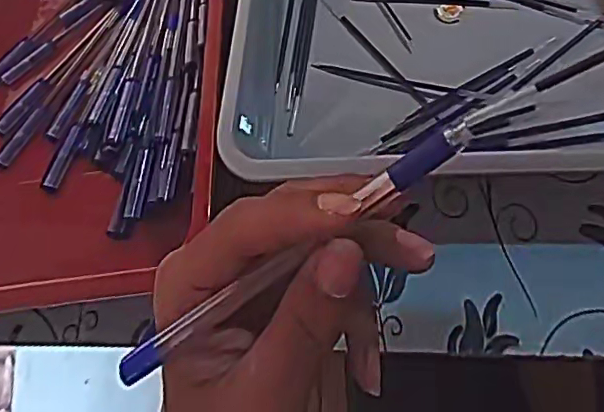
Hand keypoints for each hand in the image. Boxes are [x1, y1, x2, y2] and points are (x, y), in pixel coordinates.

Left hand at [153, 176, 435, 410]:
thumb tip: (342, 253)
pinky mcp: (297, 290)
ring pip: (324, 232)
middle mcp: (228, 266)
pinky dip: (365, 299)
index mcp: (193, 282)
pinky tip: (366, 352)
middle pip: (292, 216)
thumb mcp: (262, 394)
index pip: (245, 225)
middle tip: (398, 216)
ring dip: (371, 249)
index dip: (301, 212)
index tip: (353, 210)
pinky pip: (340, 266)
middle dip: (352, 219)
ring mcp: (265, 275)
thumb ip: (301, 325)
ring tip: (410, 256)